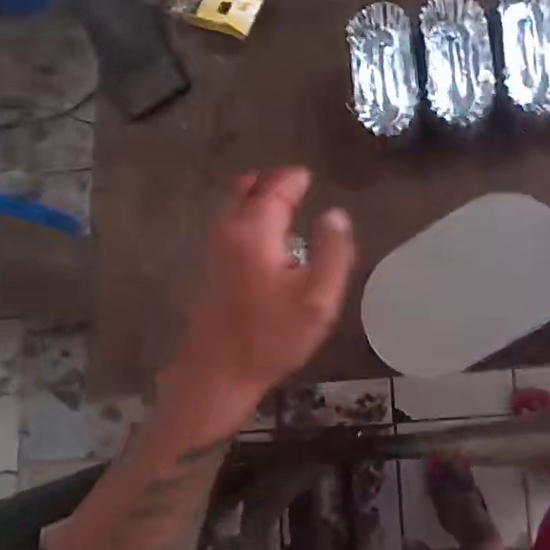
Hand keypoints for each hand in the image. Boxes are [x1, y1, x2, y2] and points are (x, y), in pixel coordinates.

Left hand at [171, 167, 355, 411]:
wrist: (220, 371)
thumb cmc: (273, 336)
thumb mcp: (319, 299)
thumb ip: (334, 251)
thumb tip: (335, 214)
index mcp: (256, 230)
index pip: (277, 185)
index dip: (296, 178)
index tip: (312, 177)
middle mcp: (230, 229)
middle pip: (251, 187)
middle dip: (277, 182)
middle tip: (302, 186)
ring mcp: (217, 246)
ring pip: (239, 203)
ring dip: (263, 197)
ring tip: (292, 203)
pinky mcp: (214, 263)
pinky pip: (234, 221)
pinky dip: (253, 214)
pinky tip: (274, 233)